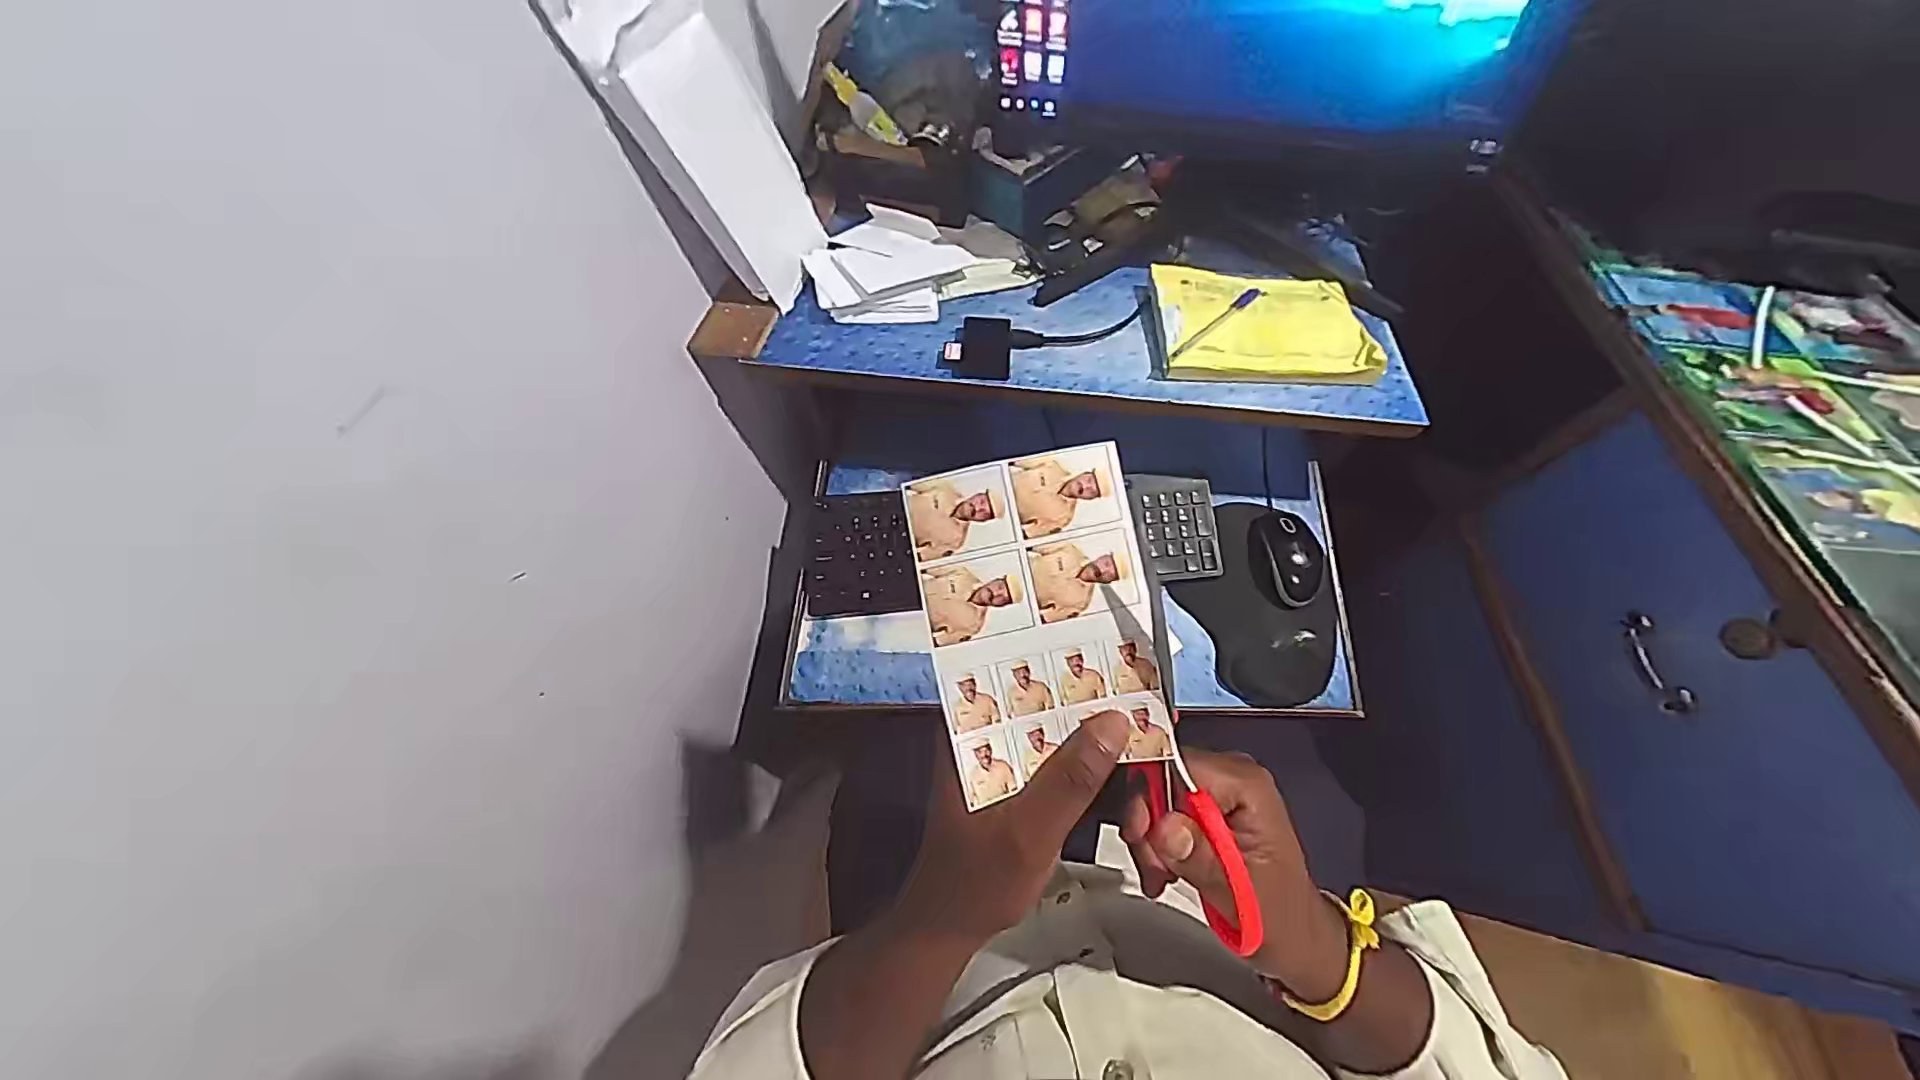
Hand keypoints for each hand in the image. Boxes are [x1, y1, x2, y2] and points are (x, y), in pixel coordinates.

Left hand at [892, 709, 1131, 944]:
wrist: (951, 928)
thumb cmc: (974, 882)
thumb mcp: (1026, 831)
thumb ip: (1068, 780)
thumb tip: (1112, 723)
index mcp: (972, 733)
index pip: (1030, 688)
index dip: (1080, 684)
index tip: (1127, 688)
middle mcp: (989, 737)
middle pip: (1057, 715)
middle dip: (1106, 737)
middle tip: (1148, 756)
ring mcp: (1008, 762)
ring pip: (1070, 745)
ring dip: (1109, 770)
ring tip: (1141, 804)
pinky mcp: (1025, 785)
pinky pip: (1070, 773)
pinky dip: (1099, 791)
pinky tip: (1127, 815)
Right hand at [1120, 748, 1348, 999]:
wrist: (1297, 936)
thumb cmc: (1283, 917)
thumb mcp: (1240, 894)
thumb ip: (1202, 858)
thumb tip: (1165, 826)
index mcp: (1246, 784)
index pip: (1175, 765)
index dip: (1151, 797)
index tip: (1143, 838)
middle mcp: (1229, 774)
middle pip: (1160, 776)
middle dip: (1148, 824)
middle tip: (1155, 866)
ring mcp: (1216, 787)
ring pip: (1154, 793)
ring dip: (1149, 837)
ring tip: (1162, 874)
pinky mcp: (1204, 802)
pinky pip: (1161, 807)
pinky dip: (1154, 839)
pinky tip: (1165, 868)